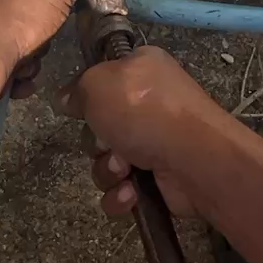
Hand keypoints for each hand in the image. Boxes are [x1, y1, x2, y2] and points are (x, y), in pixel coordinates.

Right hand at [67, 47, 230, 218]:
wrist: (196, 159)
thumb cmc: (146, 111)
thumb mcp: (99, 83)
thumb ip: (78, 88)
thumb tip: (66, 98)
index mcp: (142, 67)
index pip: (104, 75)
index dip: (88, 93)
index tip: (79, 106)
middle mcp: (150, 102)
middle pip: (100, 123)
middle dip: (97, 140)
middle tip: (108, 141)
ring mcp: (156, 140)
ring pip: (107, 159)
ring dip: (107, 169)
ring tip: (125, 170)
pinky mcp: (159, 177)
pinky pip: (121, 189)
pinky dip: (121, 194)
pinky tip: (131, 193)